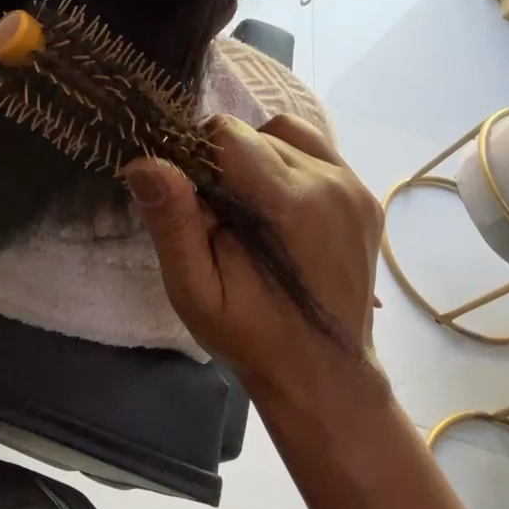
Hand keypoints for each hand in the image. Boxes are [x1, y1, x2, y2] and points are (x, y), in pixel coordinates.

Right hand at [125, 114, 383, 401]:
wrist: (324, 376)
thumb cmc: (252, 336)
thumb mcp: (195, 290)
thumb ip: (172, 223)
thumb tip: (144, 162)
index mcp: (292, 203)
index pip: (227, 132)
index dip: (197, 157)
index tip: (193, 201)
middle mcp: (332, 182)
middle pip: (253, 133)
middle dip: (224, 163)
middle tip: (218, 217)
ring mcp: (355, 187)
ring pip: (282, 134)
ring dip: (254, 158)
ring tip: (247, 207)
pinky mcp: (364, 195)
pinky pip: (312, 150)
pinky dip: (285, 164)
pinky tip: (277, 205)